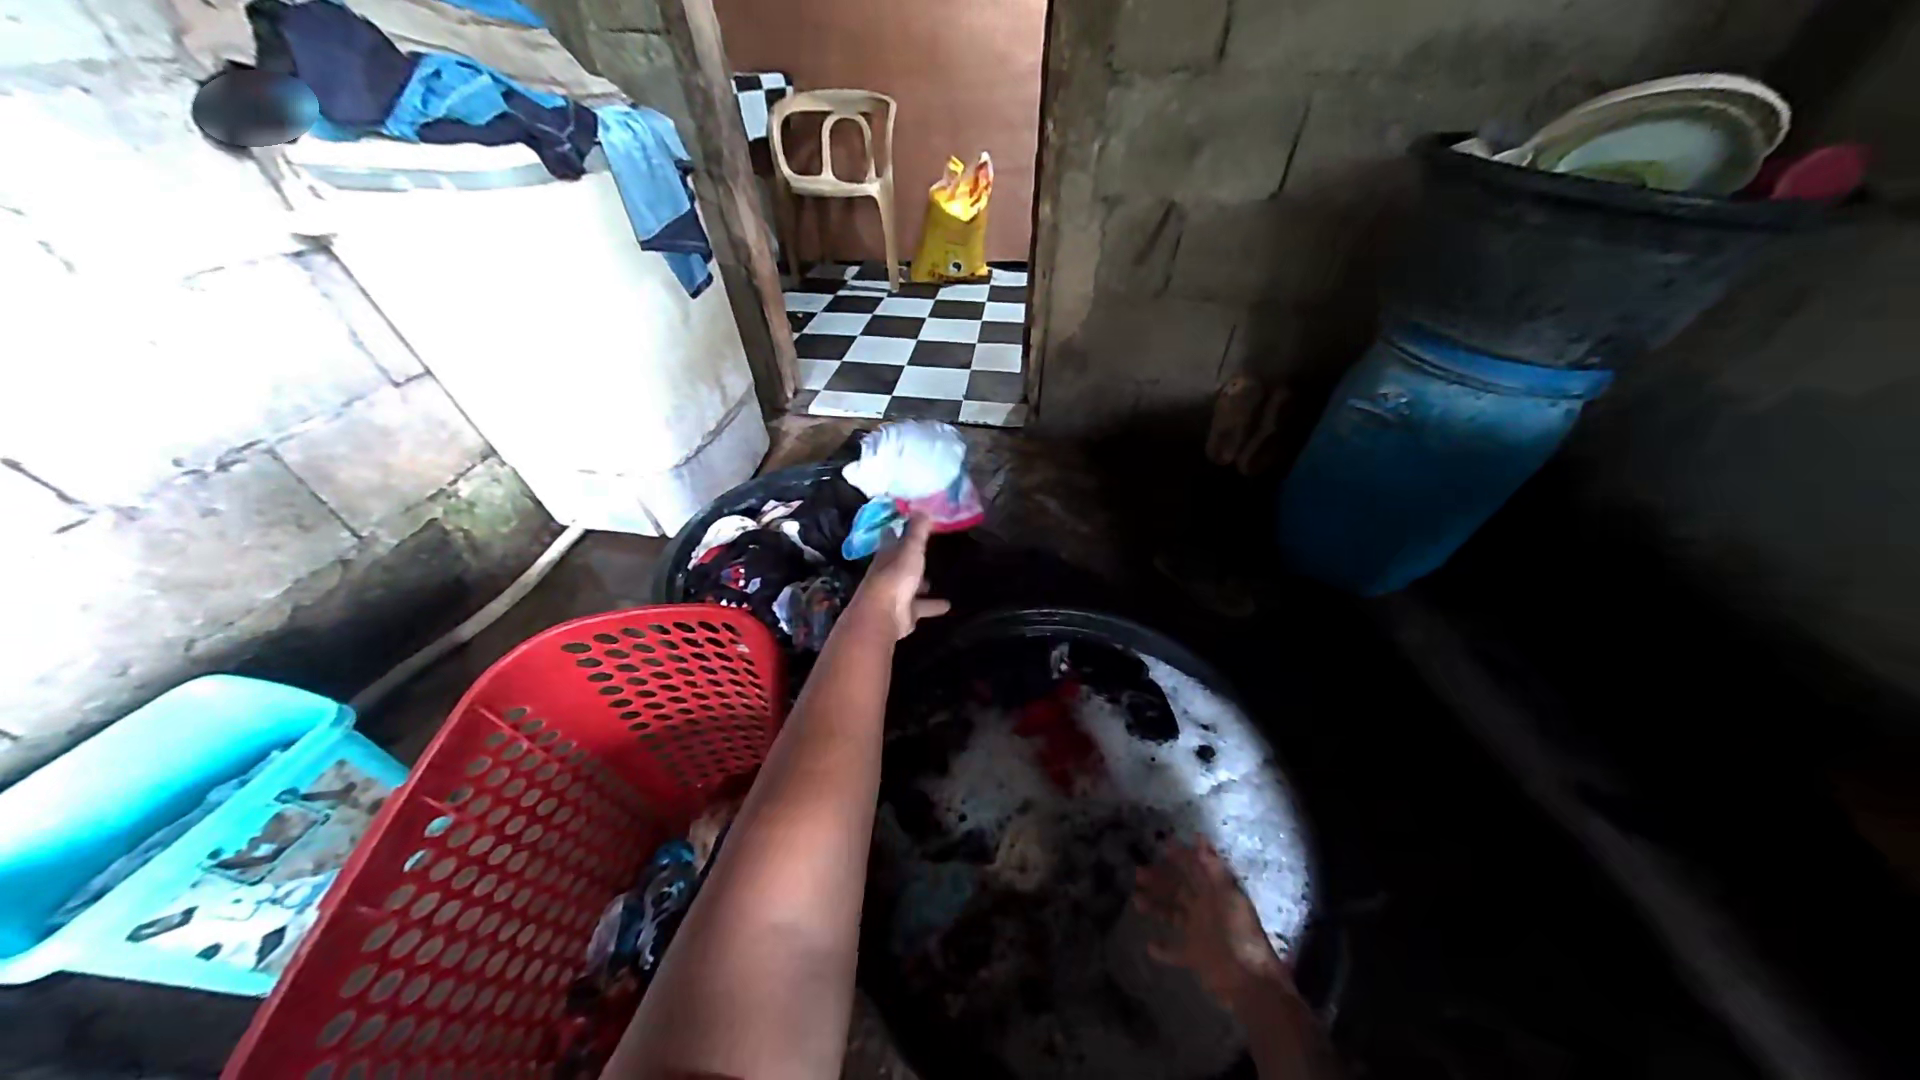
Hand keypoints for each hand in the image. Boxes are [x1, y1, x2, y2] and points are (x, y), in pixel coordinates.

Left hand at [847, 513, 949, 640]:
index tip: (903, 523)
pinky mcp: (904, 613)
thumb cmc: (896, 576)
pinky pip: (921, 607)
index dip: (896, 530)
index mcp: (886, 555)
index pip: (890, 538)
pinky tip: (947, 606)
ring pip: (910, 587)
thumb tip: (922, 508)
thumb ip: (917, 531)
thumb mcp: (910, 548)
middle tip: (924, 553)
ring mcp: (895, 595)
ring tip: (935, 581)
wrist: (884, 614)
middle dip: (910, 560)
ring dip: (921, 585)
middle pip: (900, 564)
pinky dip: (932, 606)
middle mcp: (888, 574)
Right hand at [1134, 839, 1290, 1005]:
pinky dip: (1162, 950)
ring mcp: (1198, 934)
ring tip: (1136, 901)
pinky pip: (1174, 951)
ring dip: (1155, 907)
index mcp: (1214, 894)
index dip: (1180, 857)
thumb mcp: (1228, 896)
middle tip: (1138, 873)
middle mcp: (1205, 910)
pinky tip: (1150, 945)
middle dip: (1160, 880)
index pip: (1194, 870)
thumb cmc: (1239, 933)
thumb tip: (1199, 838)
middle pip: (1179, 890)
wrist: (1249, 981)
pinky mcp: (1194, 958)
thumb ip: (1213, 868)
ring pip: (1172, 915)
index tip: (1161, 845)